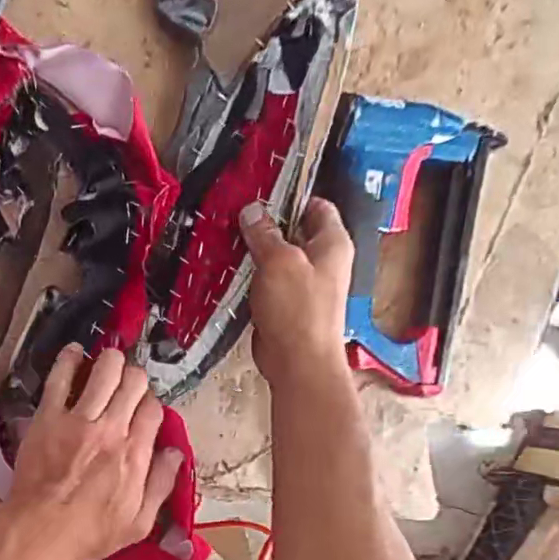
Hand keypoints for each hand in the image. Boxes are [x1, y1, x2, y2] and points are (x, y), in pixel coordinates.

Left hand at [0, 346, 184, 559]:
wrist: (38, 530)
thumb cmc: (89, 532)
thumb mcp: (139, 523)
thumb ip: (161, 485)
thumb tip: (175, 453)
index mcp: (136, 454)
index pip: (153, 410)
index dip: (151, 405)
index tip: (142, 412)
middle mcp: (112, 429)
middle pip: (134, 383)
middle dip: (135, 379)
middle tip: (127, 386)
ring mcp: (78, 419)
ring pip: (105, 371)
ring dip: (111, 362)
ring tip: (109, 364)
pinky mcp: (48, 417)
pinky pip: (60, 378)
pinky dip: (69, 359)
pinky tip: (75, 352)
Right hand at [240, 198, 352, 387]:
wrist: (298, 363)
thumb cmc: (297, 308)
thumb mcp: (278, 262)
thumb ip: (264, 233)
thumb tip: (251, 210)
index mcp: (332, 243)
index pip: (316, 206)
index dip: (290, 198)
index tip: (258, 196)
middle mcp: (322, 261)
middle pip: (293, 232)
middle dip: (264, 226)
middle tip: (233, 219)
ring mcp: (304, 285)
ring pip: (276, 259)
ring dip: (254, 254)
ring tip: (226, 242)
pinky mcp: (286, 306)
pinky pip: (267, 284)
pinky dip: (250, 278)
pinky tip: (229, 272)